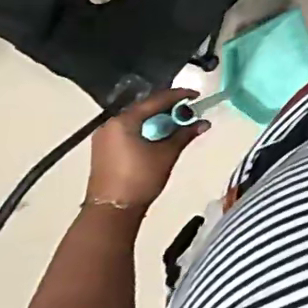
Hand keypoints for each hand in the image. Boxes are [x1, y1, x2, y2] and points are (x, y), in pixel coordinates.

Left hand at [87, 88, 210, 210]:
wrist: (112, 212)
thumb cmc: (140, 180)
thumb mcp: (166, 155)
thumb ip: (184, 135)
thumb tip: (203, 123)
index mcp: (123, 121)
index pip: (155, 100)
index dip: (178, 96)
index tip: (195, 95)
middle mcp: (110, 123)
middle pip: (144, 108)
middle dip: (167, 109)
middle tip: (187, 112)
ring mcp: (104, 137)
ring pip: (136, 120)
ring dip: (156, 120)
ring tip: (176, 125)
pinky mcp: (104, 149)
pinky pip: (128, 131)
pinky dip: (145, 130)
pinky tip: (159, 137)